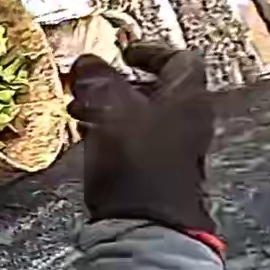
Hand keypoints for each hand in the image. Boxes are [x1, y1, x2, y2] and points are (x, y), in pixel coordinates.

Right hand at [66, 44, 215, 235]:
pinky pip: (137, 136)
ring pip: (145, 113)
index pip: (179, 59)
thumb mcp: (108, 109)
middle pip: (159, 88)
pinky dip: (114, 128)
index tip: (123, 53)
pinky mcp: (158, 167)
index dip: (149, 51)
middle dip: (122, 82)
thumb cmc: (133, 157)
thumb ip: (97, 80)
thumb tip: (86, 60)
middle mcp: (189, 118)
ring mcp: (176, 145)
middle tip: (90, 84)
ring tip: (81, 110)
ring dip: (114, 106)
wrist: (146, 219)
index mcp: (186, 96)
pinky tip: (90, 137)